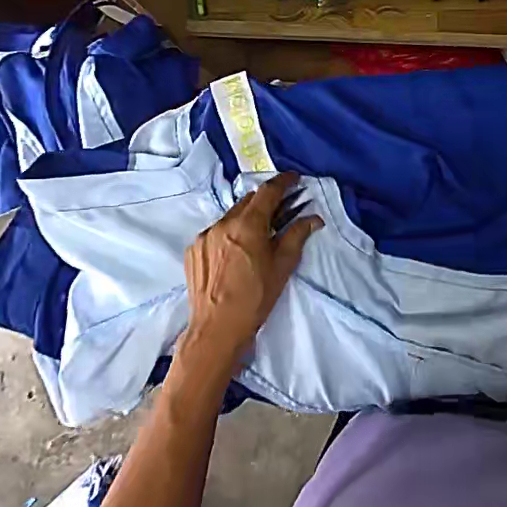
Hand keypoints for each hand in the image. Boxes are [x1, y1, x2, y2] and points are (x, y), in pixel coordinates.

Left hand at [178, 173, 322, 379]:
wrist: (217, 328)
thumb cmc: (257, 296)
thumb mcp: (284, 264)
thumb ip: (298, 234)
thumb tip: (313, 218)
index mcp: (246, 225)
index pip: (267, 193)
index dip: (283, 182)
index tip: (295, 179)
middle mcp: (222, 225)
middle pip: (248, 201)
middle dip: (268, 200)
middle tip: (285, 206)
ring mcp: (204, 237)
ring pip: (232, 215)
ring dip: (250, 216)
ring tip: (264, 230)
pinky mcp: (194, 250)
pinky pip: (218, 230)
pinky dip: (233, 231)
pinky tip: (242, 247)